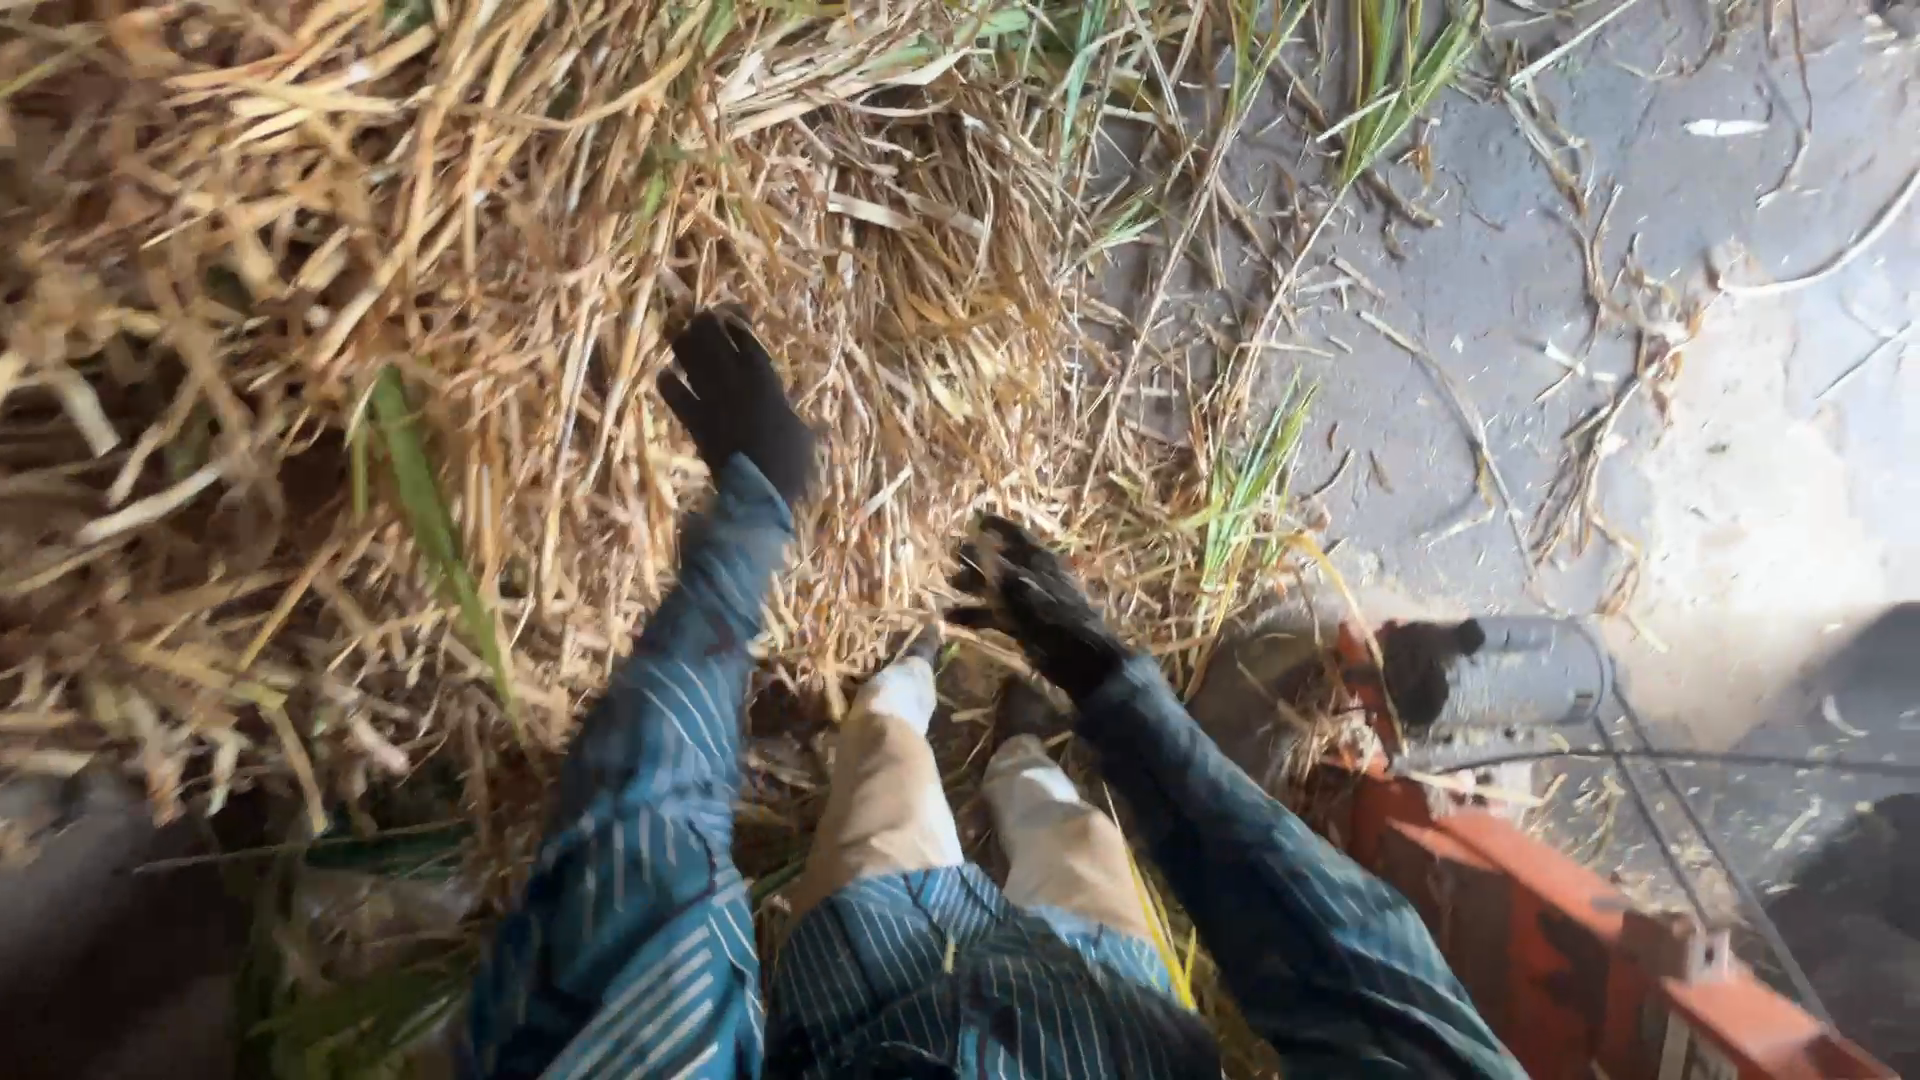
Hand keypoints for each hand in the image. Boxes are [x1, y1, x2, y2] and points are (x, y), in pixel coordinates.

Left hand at [661, 309, 815, 505]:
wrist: (759, 491)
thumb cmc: (791, 463)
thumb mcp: (805, 436)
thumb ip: (801, 420)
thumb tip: (813, 422)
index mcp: (763, 377)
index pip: (744, 332)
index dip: (737, 316)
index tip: (736, 312)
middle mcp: (732, 378)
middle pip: (708, 331)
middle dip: (705, 320)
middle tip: (706, 321)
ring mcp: (709, 396)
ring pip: (685, 352)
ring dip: (684, 342)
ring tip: (687, 341)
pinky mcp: (692, 418)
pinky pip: (671, 390)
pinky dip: (669, 381)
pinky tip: (671, 378)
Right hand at [945, 515, 1127, 699]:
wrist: (1076, 653)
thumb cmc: (1051, 612)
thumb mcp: (1020, 584)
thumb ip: (996, 567)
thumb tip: (976, 547)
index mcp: (1039, 559)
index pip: (1016, 534)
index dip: (997, 525)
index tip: (977, 520)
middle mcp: (1032, 575)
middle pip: (1000, 560)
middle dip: (977, 557)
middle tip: (955, 555)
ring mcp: (1026, 600)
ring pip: (995, 587)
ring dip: (973, 584)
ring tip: (951, 583)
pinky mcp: (1021, 624)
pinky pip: (993, 614)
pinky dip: (974, 614)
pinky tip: (951, 617)